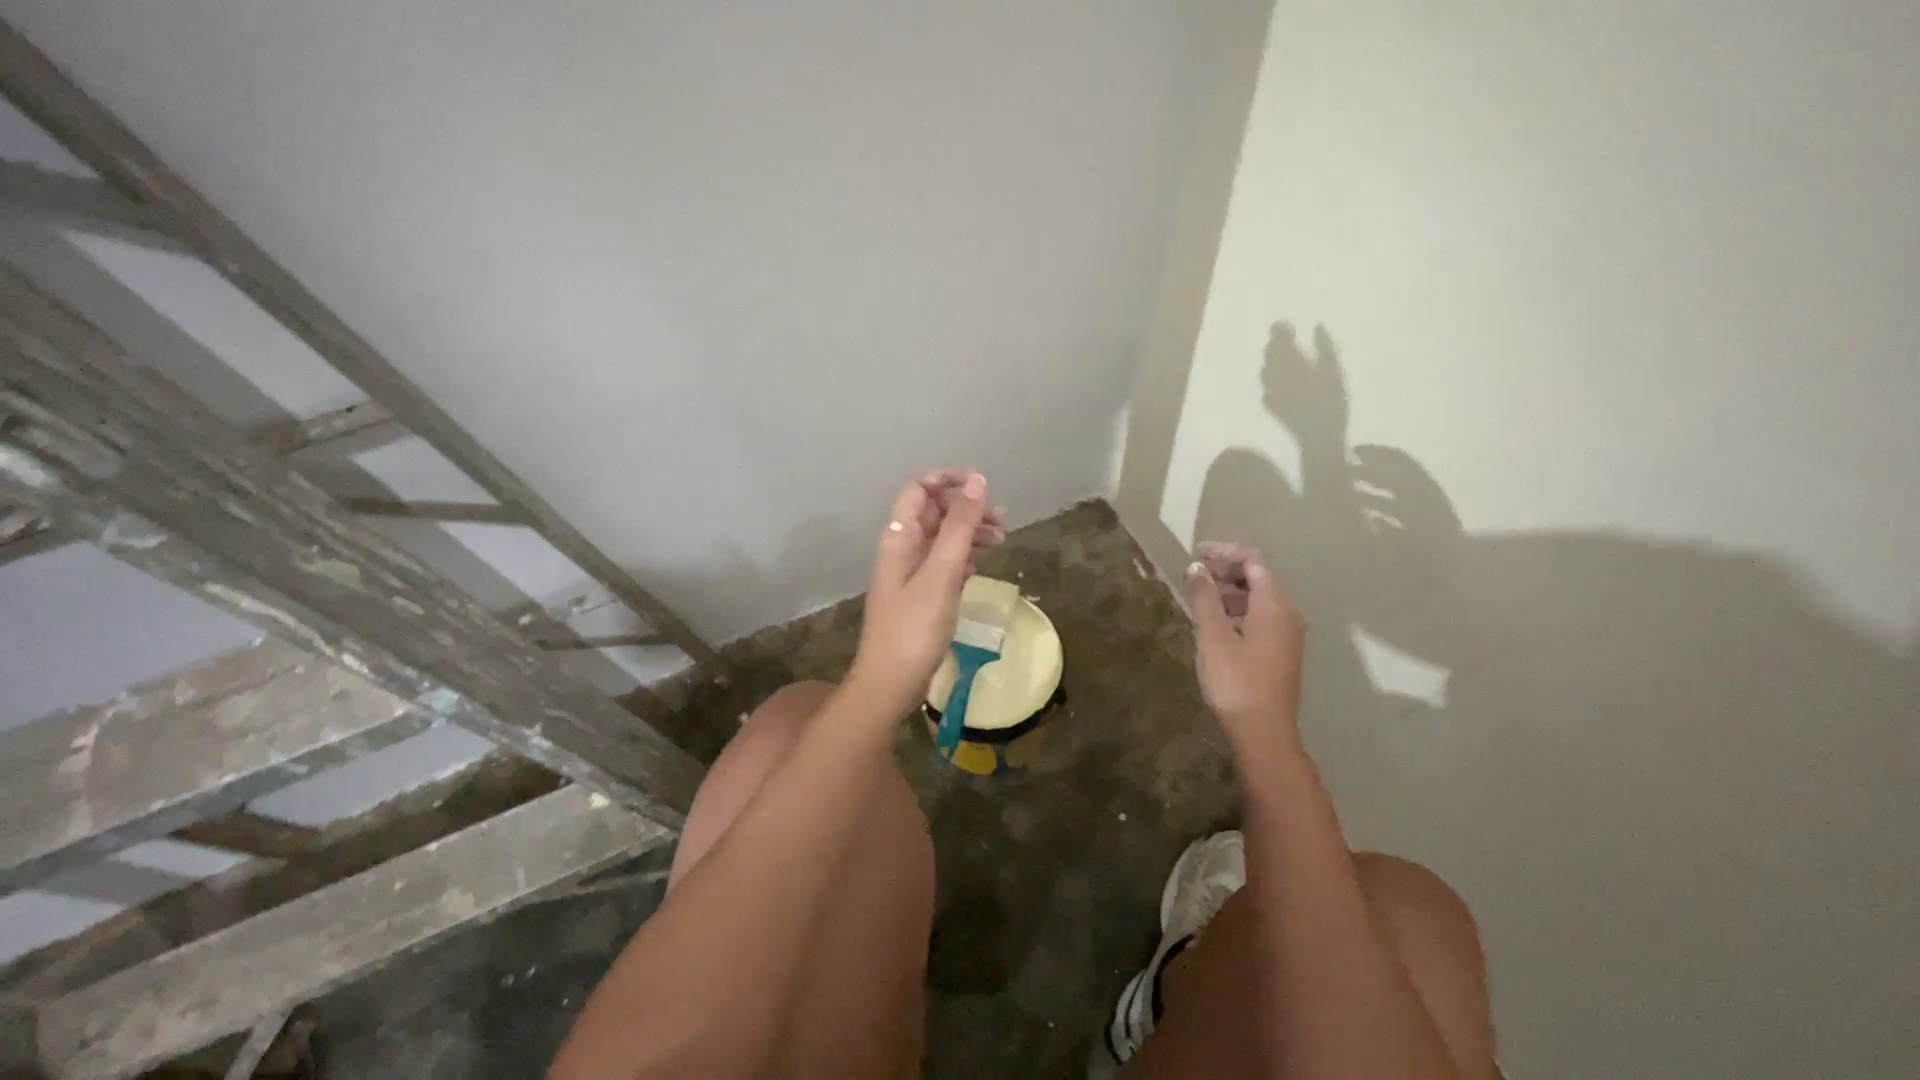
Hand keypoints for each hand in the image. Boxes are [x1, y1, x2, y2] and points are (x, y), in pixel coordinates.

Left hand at [847, 468, 1000, 715]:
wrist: (891, 682)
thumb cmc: (914, 628)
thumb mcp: (941, 573)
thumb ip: (959, 526)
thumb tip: (978, 482)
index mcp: (899, 537)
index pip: (919, 489)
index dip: (949, 480)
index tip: (984, 487)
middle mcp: (901, 548)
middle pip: (933, 511)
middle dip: (966, 507)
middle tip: (1002, 519)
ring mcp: (910, 572)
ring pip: (941, 537)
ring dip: (970, 531)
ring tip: (1001, 539)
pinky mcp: (920, 595)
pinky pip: (943, 562)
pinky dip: (964, 556)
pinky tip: (981, 565)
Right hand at [1186, 541, 1306, 743]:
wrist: (1263, 731)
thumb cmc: (1236, 681)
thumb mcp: (1213, 636)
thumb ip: (1204, 598)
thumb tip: (1197, 568)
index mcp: (1274, 604)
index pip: (1254, 559)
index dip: (1224, 551)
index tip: (1195, 553)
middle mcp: (1288, 613)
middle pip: (1260, 576)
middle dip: (1227, 569)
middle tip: (1194, 574)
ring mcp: (1287, 634)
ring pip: (1260, 598)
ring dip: (1231, 591)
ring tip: (1199, 597)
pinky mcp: (1281, 652)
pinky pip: (1261, 617)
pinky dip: (1238, 610)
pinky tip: (1215, 623)